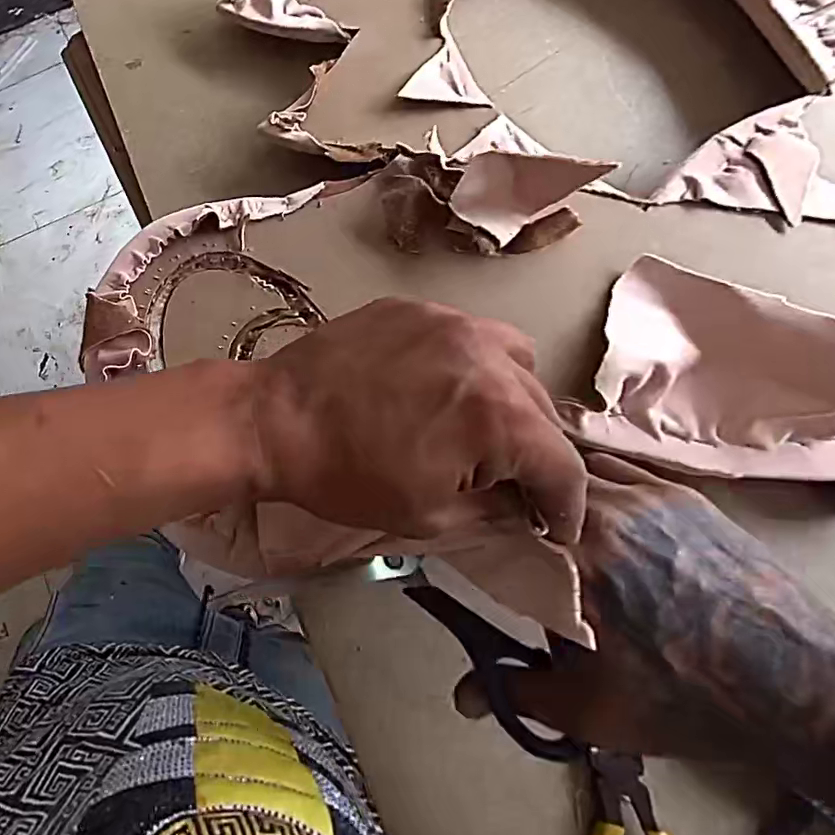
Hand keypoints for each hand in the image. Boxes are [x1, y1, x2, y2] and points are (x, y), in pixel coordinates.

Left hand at [249, 297, 586, 542]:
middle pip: (540, 409)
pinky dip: (466, 363)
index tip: (553, 525)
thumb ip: (490, 510)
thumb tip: (519, 505)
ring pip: (512, 359)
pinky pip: (463, 334)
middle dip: (532, 452)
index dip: (563, 506)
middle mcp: (486, 356)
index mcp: (498, 415)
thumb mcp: (426, 514)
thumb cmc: (342, 475)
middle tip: (508, 479)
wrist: (271, 419)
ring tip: (476, 423)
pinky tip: (435, 385)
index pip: (561, 465)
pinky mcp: (410, 308)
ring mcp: (447, 321)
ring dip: (508, 397)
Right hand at [461, 454, 834, 757]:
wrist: (812, 690)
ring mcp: (646, 495)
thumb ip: (516, 692)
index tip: (462, 535)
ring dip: (546, 484)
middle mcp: (603, 512)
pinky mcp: (680, 494)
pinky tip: (586, 502)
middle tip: (496, 522)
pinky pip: (612, 467)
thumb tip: (462, 699)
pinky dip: (586, 478)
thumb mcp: (591, 710)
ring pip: (570, 467)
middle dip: (505, 498)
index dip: (471, 522)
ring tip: (537, 509)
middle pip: (529, 483)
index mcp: (573, 558)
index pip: (495, 518)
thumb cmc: (690, 700)